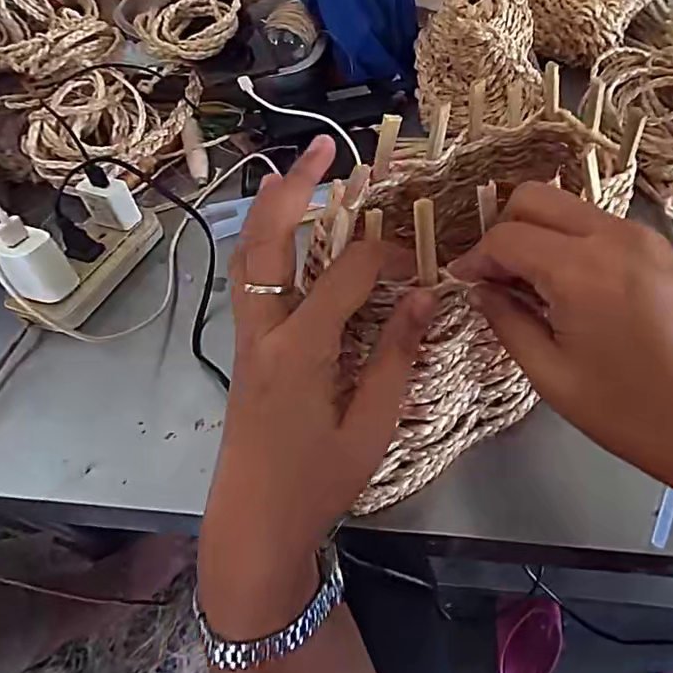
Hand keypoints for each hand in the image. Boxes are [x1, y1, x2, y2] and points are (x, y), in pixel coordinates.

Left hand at [199, 135, 435, 636]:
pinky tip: (285, 232)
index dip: (388, 255)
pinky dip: (265, 240)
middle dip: (295, 187)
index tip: (417, 262)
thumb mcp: (371, 424)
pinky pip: (250, 276)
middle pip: (269, 239)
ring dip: (272, 206)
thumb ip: (397, 354)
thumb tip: (426, 294)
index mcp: (300, 349)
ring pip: (249, 252)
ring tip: (297, 171)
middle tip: (323, 148)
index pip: (348, 273)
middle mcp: (265, 329)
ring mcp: (248, 334)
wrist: (251, 524)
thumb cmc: (317, 481)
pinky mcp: (246, 344)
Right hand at [449, 183, 672, 519]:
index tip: (463, 284)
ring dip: (539, 233)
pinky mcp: (661, 250)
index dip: (476, 258)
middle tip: (495, 278)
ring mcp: (643, 237)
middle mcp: (612, 235)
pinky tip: (572, 288)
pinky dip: (570, 242)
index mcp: (580, 267)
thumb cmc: (638, 416)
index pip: (506, 235)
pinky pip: (599, 226)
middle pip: (536, 197)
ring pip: (569, 207)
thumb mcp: (555, 378)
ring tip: (532, 287)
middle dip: (504, 229)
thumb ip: (508, 322)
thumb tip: (482, 290)